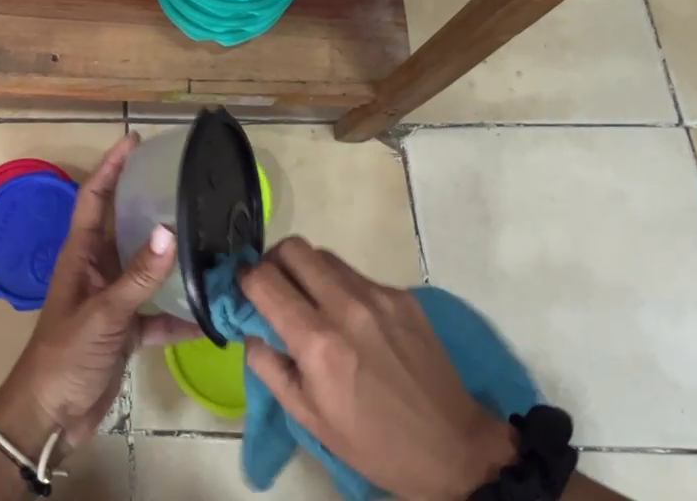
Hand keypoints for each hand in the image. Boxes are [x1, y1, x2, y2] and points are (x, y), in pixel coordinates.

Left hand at [0, 131, 202, 449]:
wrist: (50, 415)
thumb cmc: (65, 356)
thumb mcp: (104, 314)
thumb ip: (137, 277)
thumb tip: (169, 231)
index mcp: (81, 255)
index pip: (95, 198)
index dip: (112, 166)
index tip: (135, 141)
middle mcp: (97, 269)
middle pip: (123, 225)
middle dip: (148, 202)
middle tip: (185, 183)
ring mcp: (112, 299)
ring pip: (145, 268)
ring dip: (171, 258)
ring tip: (208, 238)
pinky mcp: (126, 330)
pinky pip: (157, 313)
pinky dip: (180, 314)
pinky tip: (210, 316)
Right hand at [241, 238, 518, 500]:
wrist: (452, 448)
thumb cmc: (372, 442)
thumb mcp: (307, 417)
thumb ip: (267, 364)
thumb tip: (250, 328)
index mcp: (318, 343)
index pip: (264, 280)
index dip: (244, 279)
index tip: (243, 290)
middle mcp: (347, 307)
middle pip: (293, 248)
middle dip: (273, 262)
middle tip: (274, 287)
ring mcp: (379, 296)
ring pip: (324, 255)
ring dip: (307, 271)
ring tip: (311, 302)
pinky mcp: (403, 296)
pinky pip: (356, 274)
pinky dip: (340, 286)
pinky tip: (351, 319)